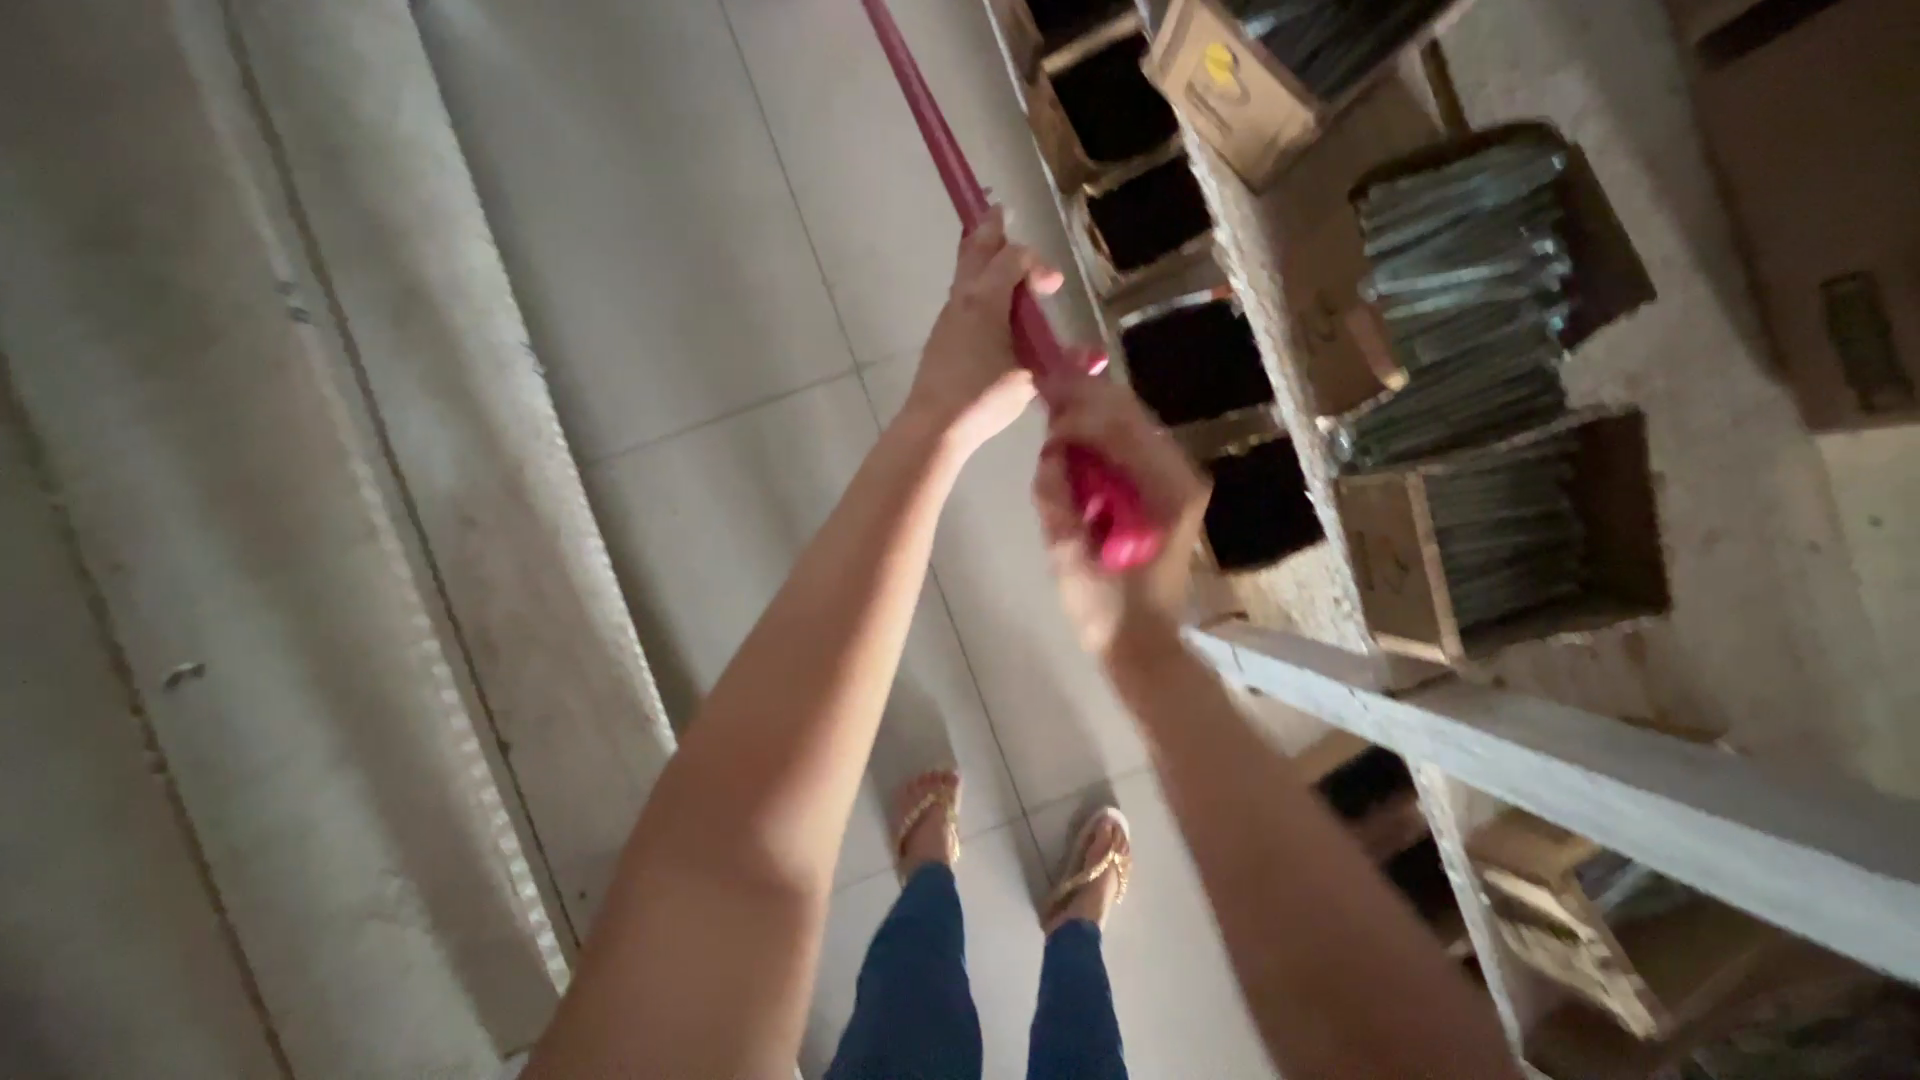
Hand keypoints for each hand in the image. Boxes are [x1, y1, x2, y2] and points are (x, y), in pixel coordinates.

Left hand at [902, 206, 1065, 454]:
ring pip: (965, 275)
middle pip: (976, 252)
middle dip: (990, 231)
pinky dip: (976, 288)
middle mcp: (962, 300)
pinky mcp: (941, 339)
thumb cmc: (982, 398)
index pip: (1012, 259)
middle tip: (997, 210)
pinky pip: (962, 299)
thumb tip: (1094, 356)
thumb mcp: (1029, 379)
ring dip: (981, 260)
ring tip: (993, 250)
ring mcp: (947, 319)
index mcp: (985, 300)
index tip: (1054, 285)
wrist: (933, 426)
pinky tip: (987, 305)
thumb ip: (1061, 362)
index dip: (1037, 263)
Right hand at [1033, 376, 1210, 660]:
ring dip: (1094, 416)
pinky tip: (1074, 436)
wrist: (1142, 648)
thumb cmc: (1107, 610)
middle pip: (1131, 417)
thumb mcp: (1070, 557)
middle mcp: (1181, 477)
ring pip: (1133, 429)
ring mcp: (1177, 485)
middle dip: (1087, 401)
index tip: (1043, 401)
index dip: (1079, 409)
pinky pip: (1132, 451)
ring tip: (1055, 405)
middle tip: (1046, 388)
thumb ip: (1056, 499)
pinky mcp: (1166, 496)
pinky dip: (1102, 439)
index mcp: (1167, 490)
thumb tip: (1051, 453)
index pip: (1121, 426)